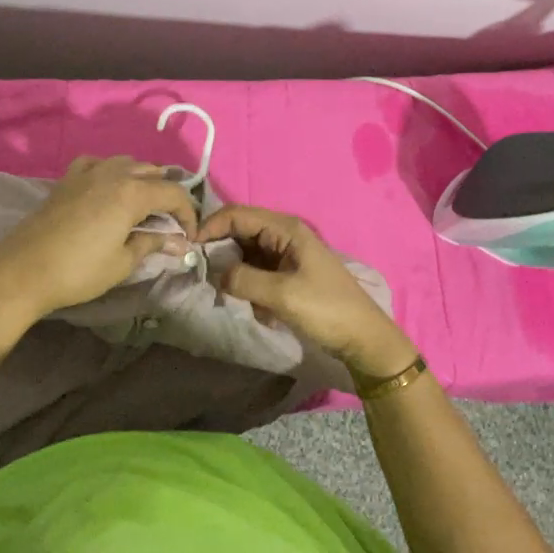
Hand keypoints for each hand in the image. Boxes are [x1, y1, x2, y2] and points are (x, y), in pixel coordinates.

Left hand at [0, 155, 198, 329]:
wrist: (23, 271)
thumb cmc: (78, 271)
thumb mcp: (122, 262)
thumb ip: (152, 244)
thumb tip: (178, 242)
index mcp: (132, 192)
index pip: (173, 193)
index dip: (187, 214)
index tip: (189, 237)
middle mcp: (113, 173)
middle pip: (152, 173)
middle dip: (167, 194)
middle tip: (170, 222)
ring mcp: (87, 172)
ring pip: (126, 163)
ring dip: (142, 179)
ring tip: (145, 204)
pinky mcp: (67, 180)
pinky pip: (97, 164)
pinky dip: (110, 171)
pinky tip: (108, 187)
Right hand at [198, 205, 416, 379]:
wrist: (364, 339)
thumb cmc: (327, 310)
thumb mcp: (282, 295)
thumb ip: (244, 280)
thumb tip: (216, 274)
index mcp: (285, 228)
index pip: (237, 214)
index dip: (210, 226)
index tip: (189, 247)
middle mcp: (284, 235)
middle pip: (239, 231)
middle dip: (218, 248)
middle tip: (199, 270)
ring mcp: (286, 255)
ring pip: (245, 252)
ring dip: (232, 269)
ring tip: (218, 289)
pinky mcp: (287, 275)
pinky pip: (256, 271)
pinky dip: (245, 282)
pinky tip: (246, 302)